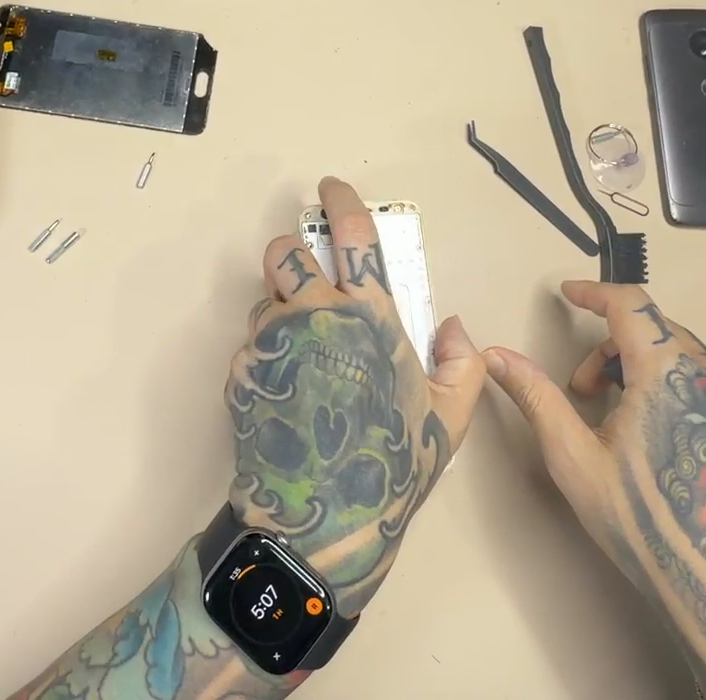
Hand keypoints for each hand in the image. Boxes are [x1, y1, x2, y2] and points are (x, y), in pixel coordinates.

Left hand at [224, 177, 485, 617]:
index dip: (341, 201)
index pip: (353, 236)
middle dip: (291, 253)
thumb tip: (454, 326)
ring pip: (264, 300)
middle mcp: (315, 317)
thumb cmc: (393, 465)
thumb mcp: (448, 419)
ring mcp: (272, 343)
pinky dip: (266, 354)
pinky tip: (288, 392)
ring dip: (280, 311)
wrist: (323, 518)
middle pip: (283, 252)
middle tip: (305, 278)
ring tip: (303, 354)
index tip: (332, 187)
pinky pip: (251, 345)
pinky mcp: (243, 372)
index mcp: (369, 317)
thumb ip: (462, 365)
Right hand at [483, 282, 705, 699]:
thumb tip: (494, 355)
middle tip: (586, 391)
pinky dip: (688, 399)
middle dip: (614, 347)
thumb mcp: (575, 459)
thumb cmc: (647, 523)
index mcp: (668, 372)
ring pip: (693, 363)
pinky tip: (674, 449)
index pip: (630, 303)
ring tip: (628, 424)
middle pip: (659, 333)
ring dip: (651, 373)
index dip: (594, 292)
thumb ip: (536, 397)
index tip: (569, 294)